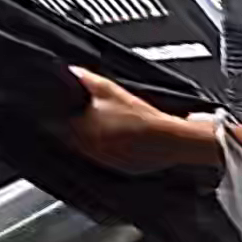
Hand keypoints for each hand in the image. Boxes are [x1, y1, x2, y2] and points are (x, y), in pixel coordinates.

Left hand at [59, 66, 203, 172]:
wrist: (174, 138)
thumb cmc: (142, 117)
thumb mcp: (111, 91)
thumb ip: (87, 80)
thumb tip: (73, 71)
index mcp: (82, 129)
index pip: (66, 124)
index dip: (75, 117)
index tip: (85, 113)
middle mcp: (94, 148)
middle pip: (82, 139)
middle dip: (90, 131)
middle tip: (107, 123)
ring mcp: (112, 161)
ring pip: (101, 151)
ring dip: (106, 144)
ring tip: (121, 134)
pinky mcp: (130, 169)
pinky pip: (119, 161)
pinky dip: (122, 154)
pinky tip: (132, 145)